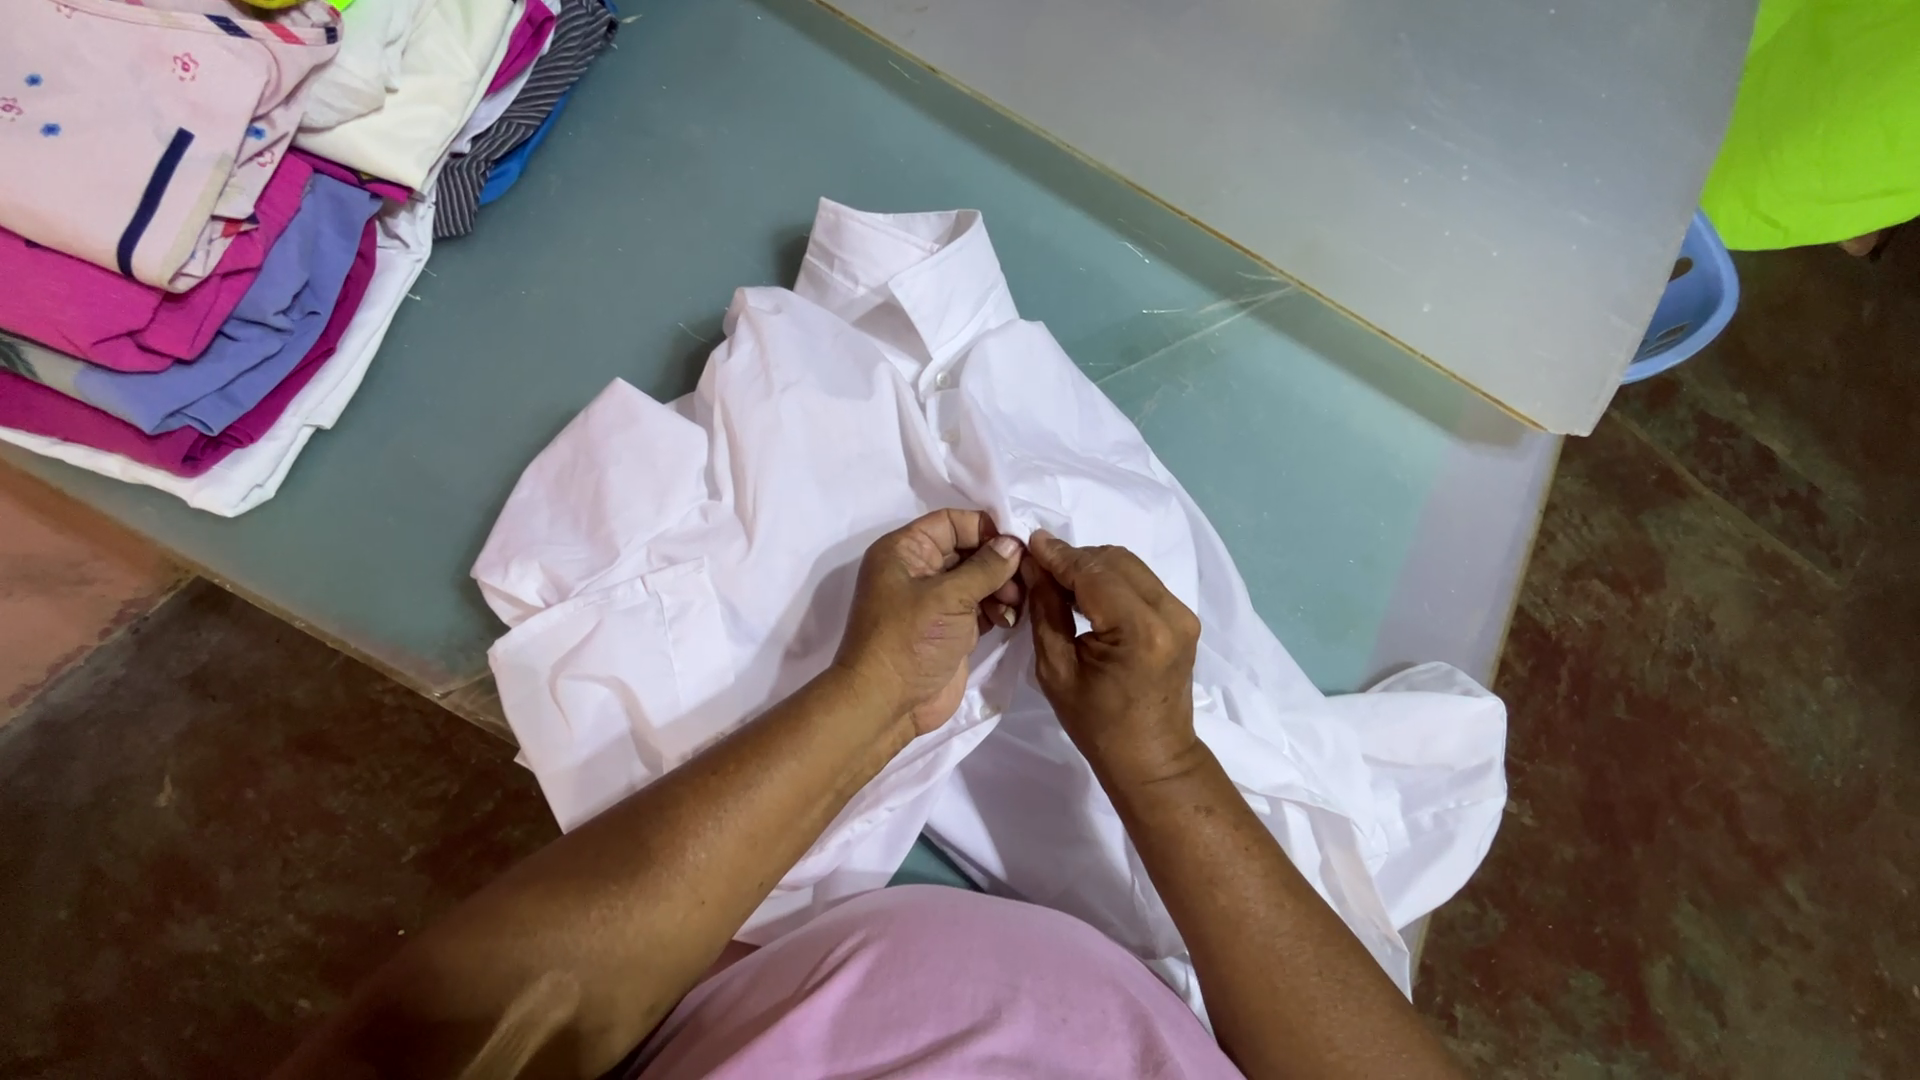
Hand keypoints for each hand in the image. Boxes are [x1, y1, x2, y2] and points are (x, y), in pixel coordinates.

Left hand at [833, 509, 1025, 734]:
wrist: (886, 704)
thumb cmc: (908, 640)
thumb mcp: (947, 598)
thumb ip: (984, 568)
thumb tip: (1013, 544)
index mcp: (904, 551)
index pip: (950, 523)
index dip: (984, 527)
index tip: (1017, 542)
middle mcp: (919, 570)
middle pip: (968, 550)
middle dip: (998, 560)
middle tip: (1025, 576)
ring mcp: (935, 602)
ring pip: (978, 579)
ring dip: (1002, 586)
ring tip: (1015, 602)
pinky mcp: (951, 628)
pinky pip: (981, 606)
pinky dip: (998, 608)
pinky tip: (1010, 618)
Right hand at [1024, 530, 1203, 785]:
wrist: (1153, 758)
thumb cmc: (1097, 725)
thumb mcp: (1056, 670)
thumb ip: (1046, 609)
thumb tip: (1034, 565)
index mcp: (1138, 631)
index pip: (1093, 572)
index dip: (1058, 555)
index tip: (1029, 541)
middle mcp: (1169, 613)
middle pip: (1114, 559)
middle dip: (1074, 558)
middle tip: (1040, 568)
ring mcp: (1182, 613)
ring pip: (1129, 565)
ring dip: (1093, 565)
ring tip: (1060, 581)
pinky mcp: (1183, 617)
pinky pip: (1141, 580)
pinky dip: (1111, 578)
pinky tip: (1087, 594)